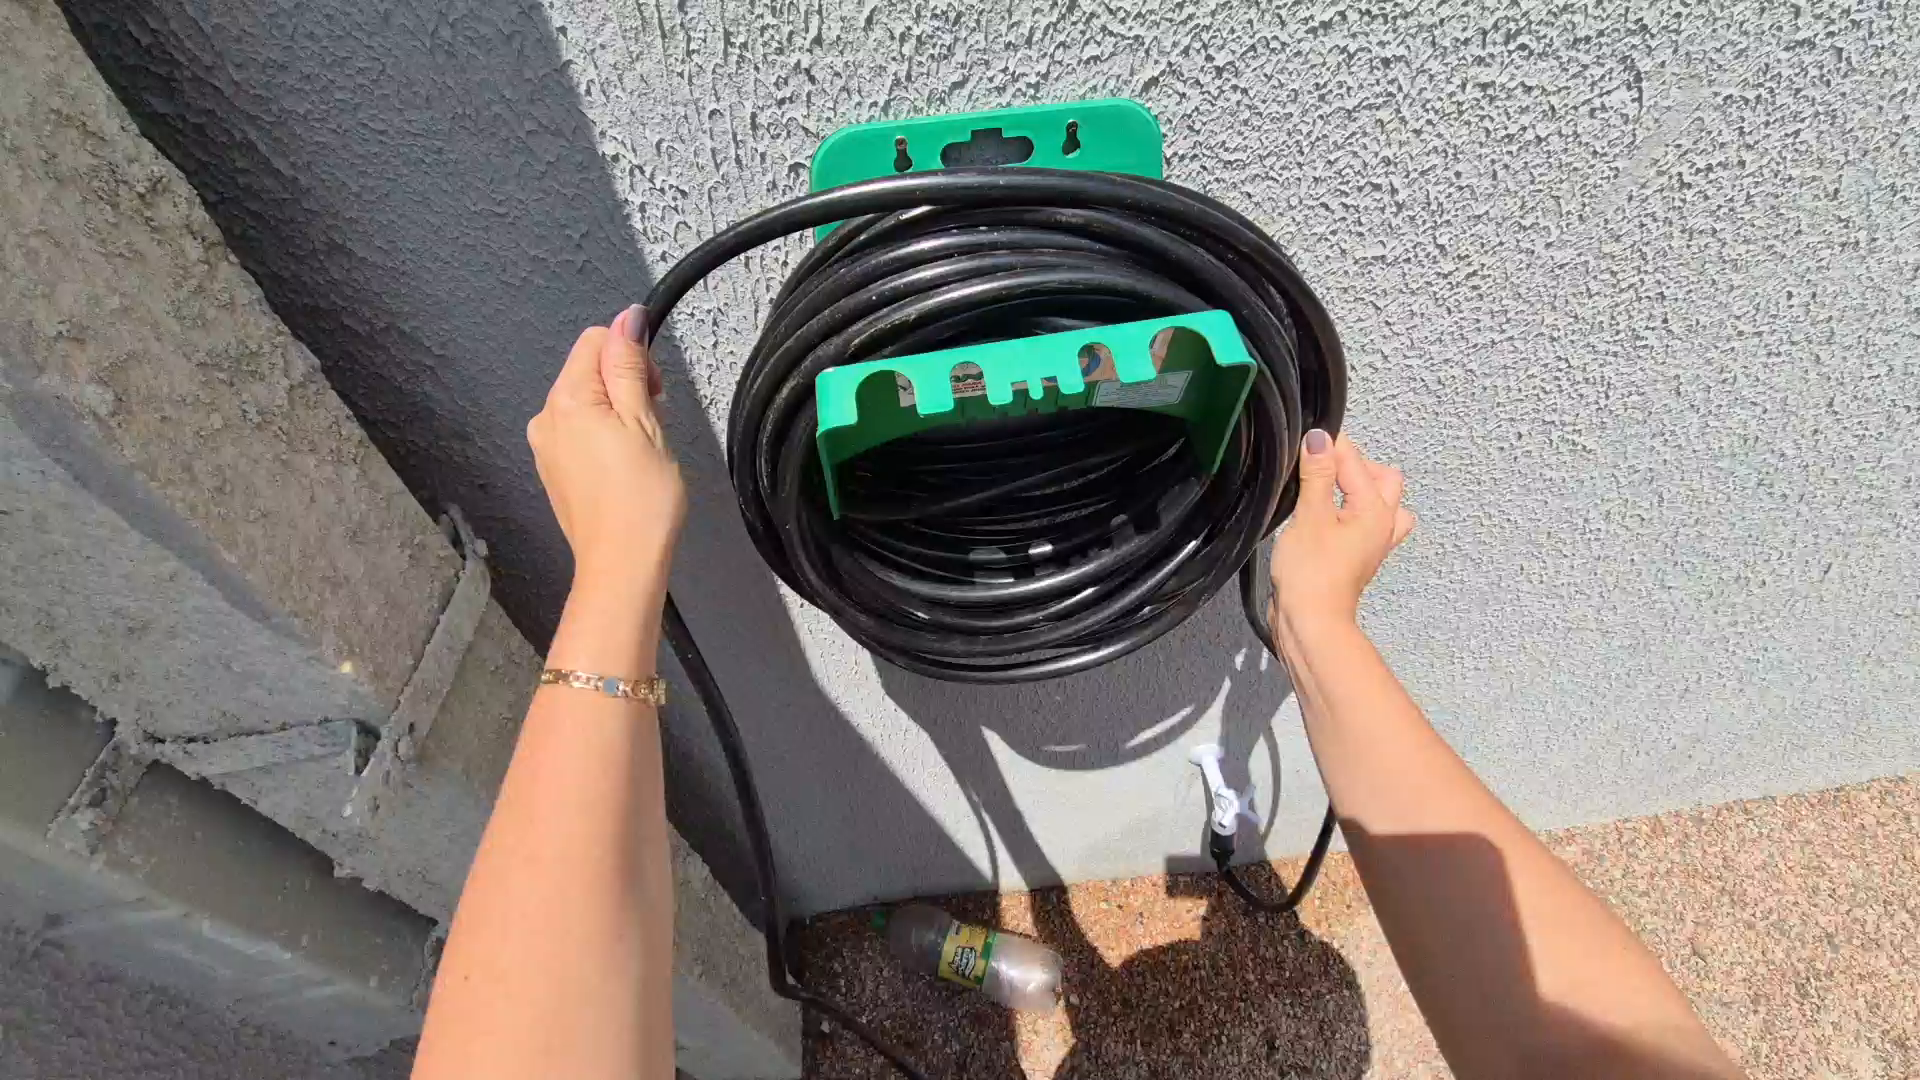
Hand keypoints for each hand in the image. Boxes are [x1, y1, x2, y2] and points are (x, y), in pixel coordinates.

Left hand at [527, 306, 684, 591]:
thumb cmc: (642, 500)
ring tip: (643, 451)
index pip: (596, 340)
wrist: (622, 562)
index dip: (634, 357)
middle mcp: (547, 417)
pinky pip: (581, 432)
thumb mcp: (644, 422)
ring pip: (588, 402)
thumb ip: (629, 366)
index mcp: (568, 400)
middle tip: (654, 427)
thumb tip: (627, 317)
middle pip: (589, 370)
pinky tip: (627, 466)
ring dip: (619, 413)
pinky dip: (607, 437)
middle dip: (627, 385)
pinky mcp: (555, 469)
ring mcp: (547, 445)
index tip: (656, 393)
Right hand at [1270, 429, 1414, 631]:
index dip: (1327, 445)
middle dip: (1351, 463)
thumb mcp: (1309, 516)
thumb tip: (1319, 438)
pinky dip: (1353, 510)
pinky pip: (1368, 522)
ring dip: (1360, 487)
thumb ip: (1316, 475)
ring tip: (1329, 488)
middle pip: (1381, 477)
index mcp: (1375, 509)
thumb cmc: (1311, 573)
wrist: (1310, 619)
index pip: (1353, 461)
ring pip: (1382, 501)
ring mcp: (1374, 542)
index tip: (1302, 438)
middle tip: (1316, 464)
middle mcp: (1383, 523)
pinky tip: (1330, 515)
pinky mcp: (1358, 556)